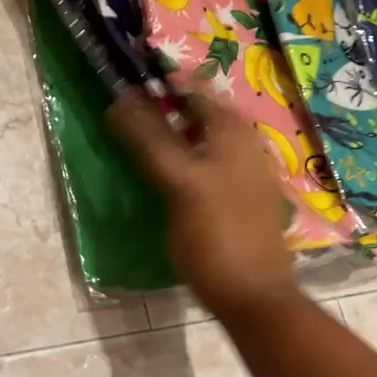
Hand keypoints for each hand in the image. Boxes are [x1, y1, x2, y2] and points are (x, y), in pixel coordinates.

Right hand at [108, 86, 300, 320]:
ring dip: (193, 122)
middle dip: (182, 99)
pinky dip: (204, 147)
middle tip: (147, 101)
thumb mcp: (178, 184)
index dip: (166, 81)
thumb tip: (121, 101)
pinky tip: (188, 162)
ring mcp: (254, 176)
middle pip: (214, 109)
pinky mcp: (252, 199)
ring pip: (222, 133)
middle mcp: (248, 150)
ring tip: (164, 127)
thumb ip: (151, 139)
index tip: (135, 79)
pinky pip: (226, 157)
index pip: (195, 94)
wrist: (254, 297)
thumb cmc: (213, 239)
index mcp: (232, 140)